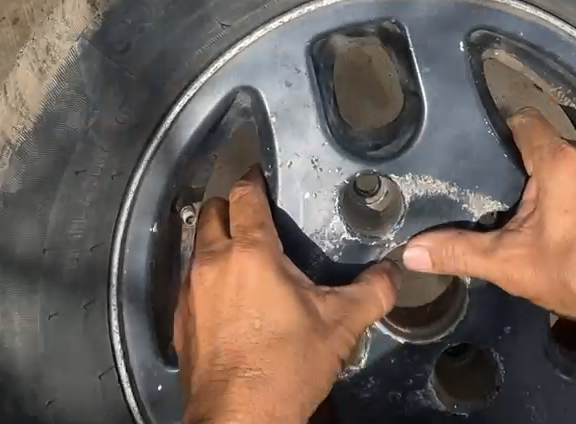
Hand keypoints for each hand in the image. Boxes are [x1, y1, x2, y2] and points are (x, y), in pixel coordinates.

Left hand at [177, 169, 399, 423]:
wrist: (239, 423)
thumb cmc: (286, 366)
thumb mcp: (340, 326)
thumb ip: (372, 291)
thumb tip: (396, 271)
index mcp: (251, 251)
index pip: (244, 194)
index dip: (253, 179)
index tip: (263, 175)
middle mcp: (213, 261)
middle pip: (212, 210)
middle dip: (230, 205)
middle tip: (254, 214)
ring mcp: (191, 291)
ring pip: (197, 244)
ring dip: (216, 240)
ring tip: (242, 253)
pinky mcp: (180, 320)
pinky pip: (189, 280)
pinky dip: (205, 276)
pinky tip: (226, 296)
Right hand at [402, 110, 575, 341]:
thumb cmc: (575, 275)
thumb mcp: (510, 264)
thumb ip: (460, 251)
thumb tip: (412, 252)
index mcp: (557, 160)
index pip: (526, 120)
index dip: (510, 131)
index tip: (499, 152)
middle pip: (554, 144)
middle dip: (539, 167)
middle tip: (526, 202)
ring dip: (571, 178)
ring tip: (562, 214)